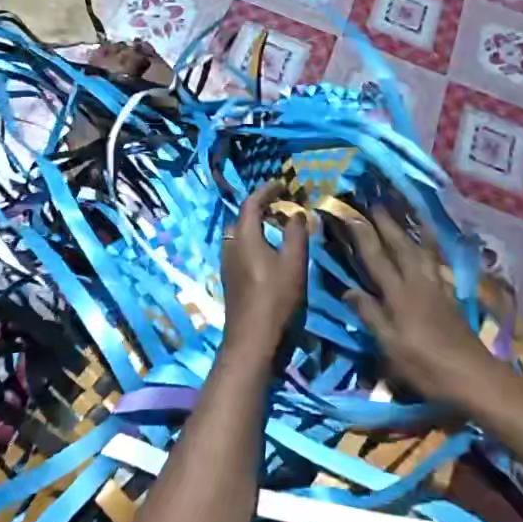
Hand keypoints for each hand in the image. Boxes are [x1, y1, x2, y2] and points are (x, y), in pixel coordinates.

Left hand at [220, 183, 309, 355]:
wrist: (252, 337)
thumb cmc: (275, 297)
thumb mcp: (293, 262)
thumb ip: (295, 233)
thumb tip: (296, 213)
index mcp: (243, 236)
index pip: (251, 203)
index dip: (266, 191)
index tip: (282, 184)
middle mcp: (230, 245)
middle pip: (242, 217)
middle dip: (261, 206)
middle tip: (282, 204)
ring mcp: (227, 262)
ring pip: (240, 233)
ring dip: (257, 224)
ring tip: (278, 225)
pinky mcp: (230, 277)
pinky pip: (240, 247)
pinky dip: (254, 239)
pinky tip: (270, 250)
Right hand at [345, 208, 501, 407]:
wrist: (474, 377)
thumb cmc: (426, 366)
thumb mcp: (391, 346)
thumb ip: (371, 315)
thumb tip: (348, 289)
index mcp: (399, 295)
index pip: (377, 259)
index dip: (363, 236)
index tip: (351, 214)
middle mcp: (418, 284)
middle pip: (401, 247)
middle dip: (387, 223)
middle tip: (376, 201)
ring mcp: (437, 287)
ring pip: (421, 249)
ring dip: (411, 227)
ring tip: (407, 209)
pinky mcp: (450, 295)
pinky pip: (437, 260)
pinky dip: (432, 245)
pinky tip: (430, 241)